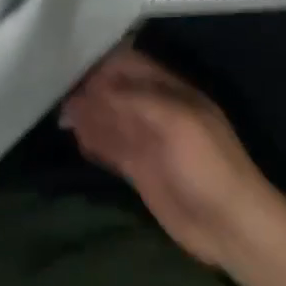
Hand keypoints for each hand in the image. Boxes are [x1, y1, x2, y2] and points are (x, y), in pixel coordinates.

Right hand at [60, 46, 276, 265]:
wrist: (229, 225)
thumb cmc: (208, 164)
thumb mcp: (176, 121)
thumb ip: (136, 99)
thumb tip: (94, 87)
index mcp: (173, 91)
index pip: (132, 66)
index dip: (104, 63)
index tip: (71, 60)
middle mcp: (158, 111)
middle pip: (118, 92)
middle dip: (90, 89)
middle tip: (55, 88)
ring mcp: (149, 142)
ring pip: (112, 120)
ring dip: (88, 115)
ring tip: (59, 113)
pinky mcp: (141, 170)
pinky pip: (112, 149)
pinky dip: (94, 142)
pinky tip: (75, 138)